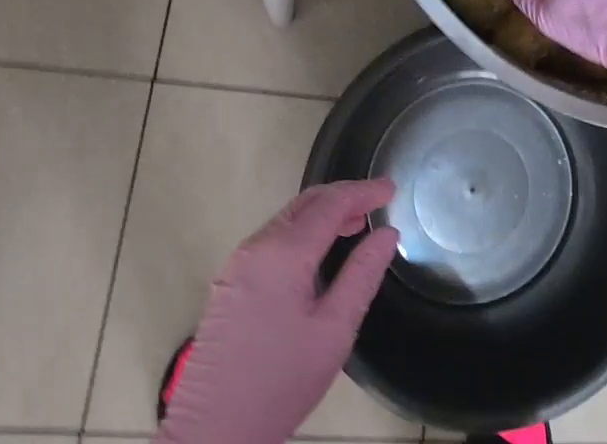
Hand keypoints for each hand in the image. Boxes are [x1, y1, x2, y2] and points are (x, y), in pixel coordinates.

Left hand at [159, 179, 401, 443]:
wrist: (214, 427)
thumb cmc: (281, 380)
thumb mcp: (335, 330)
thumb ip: (362, 275)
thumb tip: (386, 235)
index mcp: (283, 253)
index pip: (330, 204)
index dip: (363, 191)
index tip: (392, 188)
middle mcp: (256, 247)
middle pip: (304, 204)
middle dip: (342, 196)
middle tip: (378, 201)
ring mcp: (238, 264)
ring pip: (286, 220)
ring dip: (322, 214)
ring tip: (356, 224)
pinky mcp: (230, 283)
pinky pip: (272, 240)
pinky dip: (302, 232)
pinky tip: (320, 252)